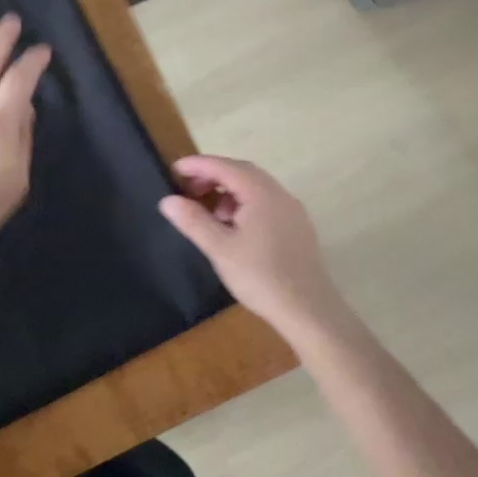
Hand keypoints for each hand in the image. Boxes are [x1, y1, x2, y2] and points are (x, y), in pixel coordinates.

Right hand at [158, 156, 348, 336]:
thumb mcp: (220, 249)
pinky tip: (234, 227)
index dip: (198, 165)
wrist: (309, 312)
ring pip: (256, 187)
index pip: (225, 167)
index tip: (175, 169)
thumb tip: (168, 200)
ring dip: (229, 190)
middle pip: (243, 172)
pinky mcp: (298, 228)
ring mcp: (293, 212)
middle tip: (188, 188)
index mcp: (261, 194)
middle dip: (213, 175)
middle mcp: (280, 195)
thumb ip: (193, 221)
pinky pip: (267, 202)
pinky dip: (244, 203)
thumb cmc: (261, 277)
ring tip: (210, 212)